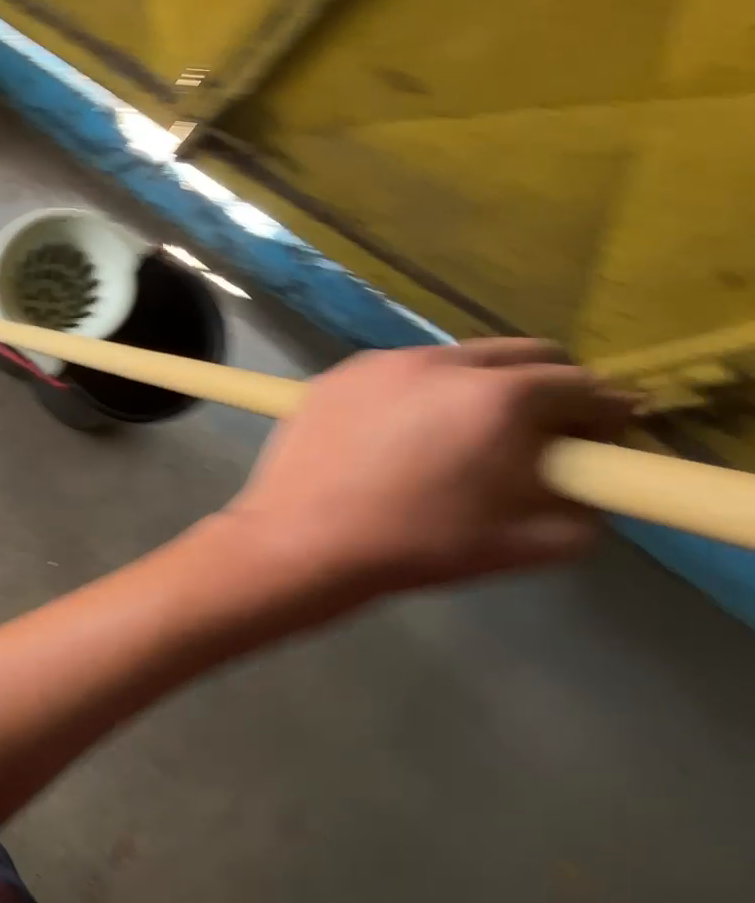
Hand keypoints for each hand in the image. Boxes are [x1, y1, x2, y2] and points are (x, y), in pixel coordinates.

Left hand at [225, 339, 632, 596]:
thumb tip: (589, 484)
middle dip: (547, 389)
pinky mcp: (332, 378)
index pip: (584, 386)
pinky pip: (395, 374)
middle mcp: (440, 364)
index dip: (604, 414)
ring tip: (462, 433)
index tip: (598, 441)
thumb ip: (585, 507)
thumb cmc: (415, 545)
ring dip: (477, 386)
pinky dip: (415, 392)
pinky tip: (402, 432)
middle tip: (538, 432)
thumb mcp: (530, 542)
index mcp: (499, 396)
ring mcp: (377, 366)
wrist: (299, 543)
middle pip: (523, 356)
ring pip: (454, 359)